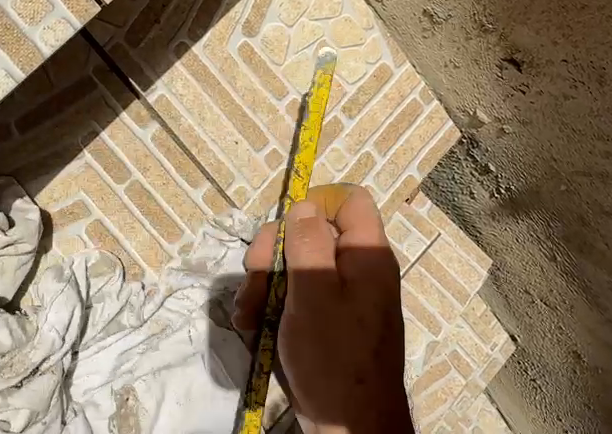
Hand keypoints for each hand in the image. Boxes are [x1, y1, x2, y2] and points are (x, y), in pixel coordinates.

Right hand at [231, 184, 413, 433]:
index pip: (349, 200)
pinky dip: (270, 305)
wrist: (348, 430)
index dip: (317, 202)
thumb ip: (308, 243)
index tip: (287, 227)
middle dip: (274, 250)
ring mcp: (339, 297)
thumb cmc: (334, 358)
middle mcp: (355, 269)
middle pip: (310, 231)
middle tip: (254, 274)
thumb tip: (304, 206)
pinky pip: (294, 296)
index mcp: (366, 255)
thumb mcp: (315, 293)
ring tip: (245, 312)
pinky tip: (250, 324)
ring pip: (294, 264)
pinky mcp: (323, 322)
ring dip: (263, 282)